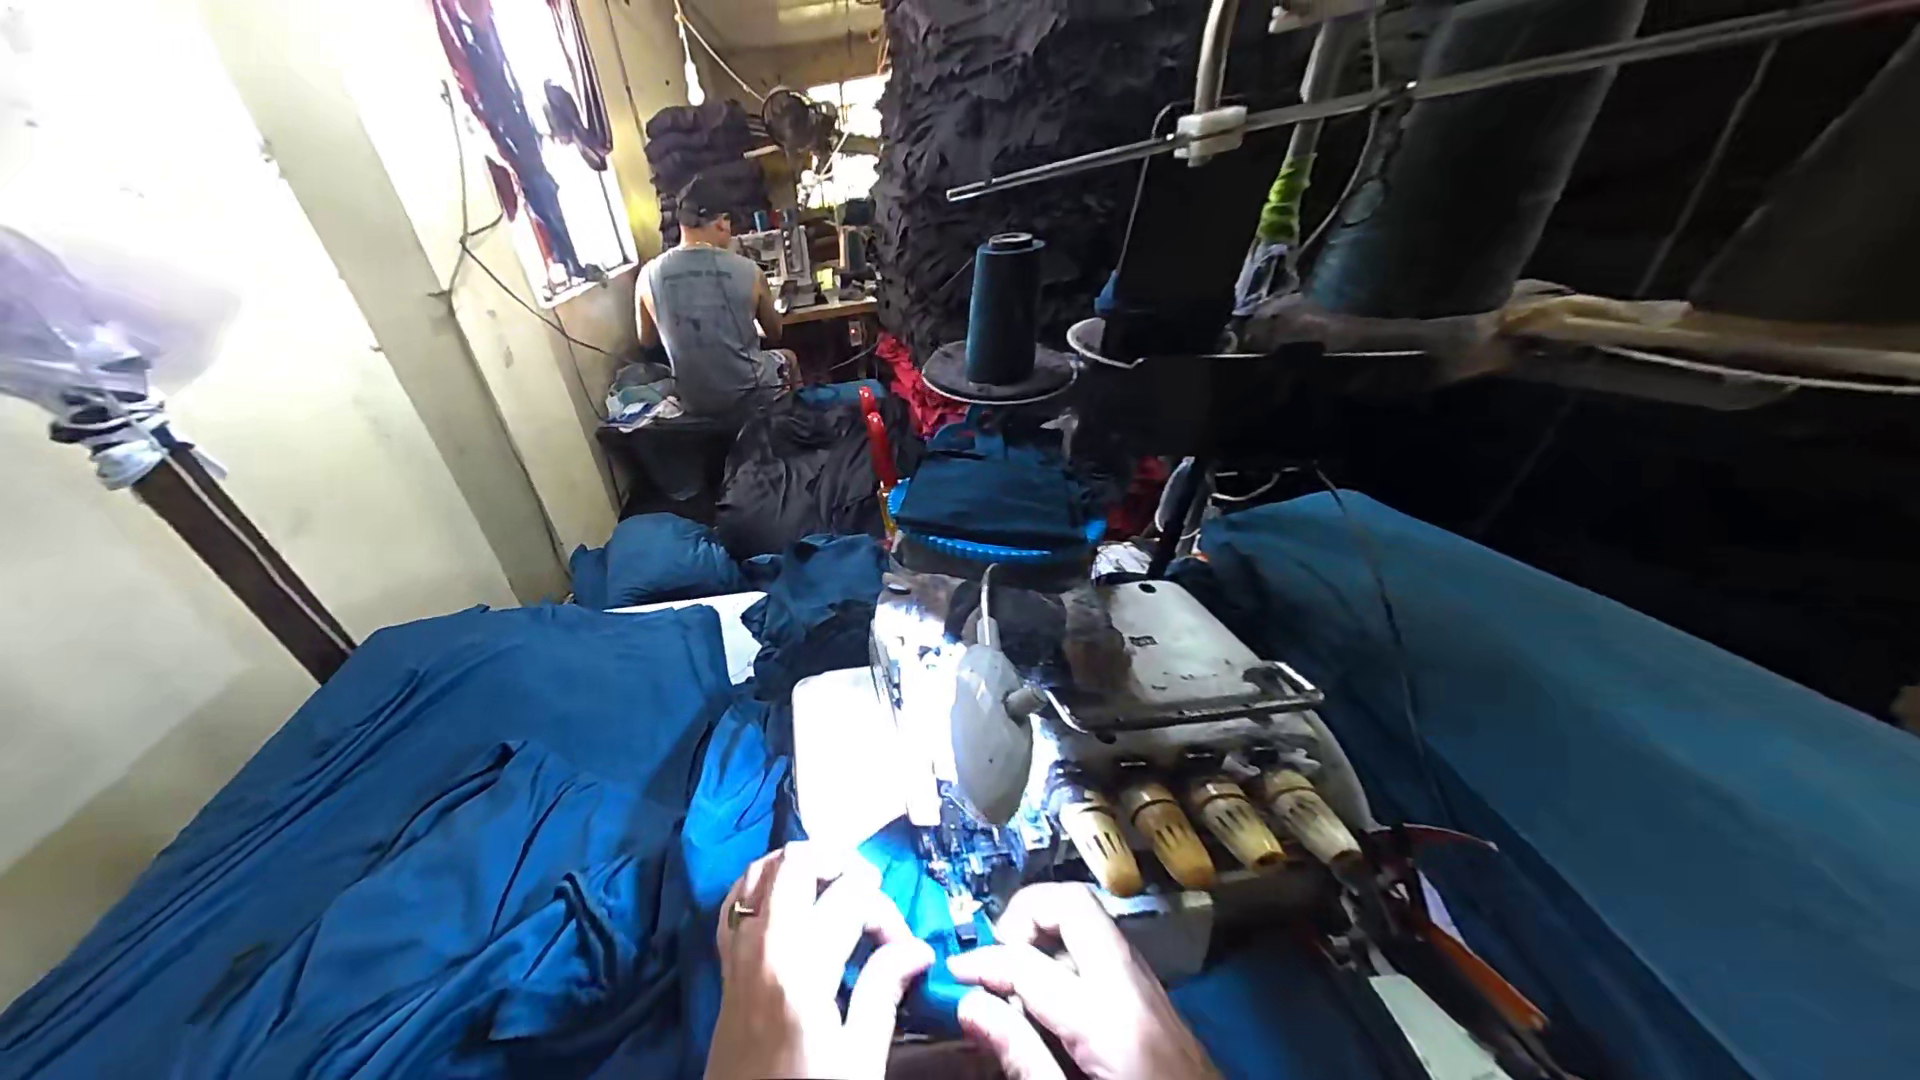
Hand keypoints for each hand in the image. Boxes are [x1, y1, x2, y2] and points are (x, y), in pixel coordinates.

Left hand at [705, 842, 934, 1079]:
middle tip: (868, 890)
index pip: (851, 898)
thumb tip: (918, 949)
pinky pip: (735, 901)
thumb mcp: (858, 1062)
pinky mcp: (724, 968)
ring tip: (833, 883)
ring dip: (800, 864)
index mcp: (801, 972)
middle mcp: (763, 949)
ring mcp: (737, 955)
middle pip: (797, 863)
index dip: (886, 912)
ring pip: (761, 870)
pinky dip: (763, 884)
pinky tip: (788, 897)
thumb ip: (883, 993)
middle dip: (840, 863)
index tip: (902, 946)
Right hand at [946, 883, 1220, 1079]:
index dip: (983, 962)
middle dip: (1023, 914)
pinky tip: (1048, 994)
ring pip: (1086, 916)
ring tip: (1016, 976)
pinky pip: (1098, 944)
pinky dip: (1064, 949)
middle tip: (994, 957)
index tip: (954, 973)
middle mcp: (1132, 983)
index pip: (1031, 963)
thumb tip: (971, 1004)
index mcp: (1112, 1020)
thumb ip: (1022, 1060)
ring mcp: (1147, 982)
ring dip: (1044, 929)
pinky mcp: (1151, 993)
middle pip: (1071, 902)